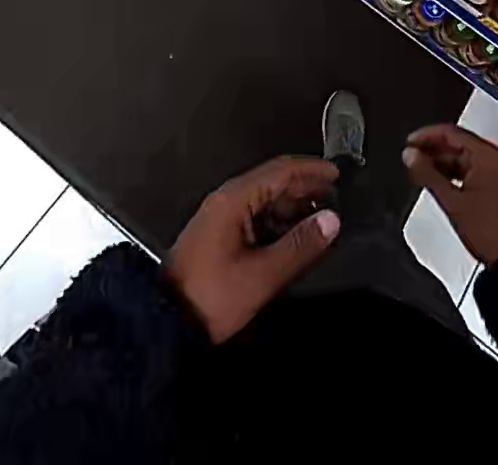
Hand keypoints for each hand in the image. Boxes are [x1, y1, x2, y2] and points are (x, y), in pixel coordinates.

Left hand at [164, 156, 340, 342]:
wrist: (160, 326)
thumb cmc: (211, 297)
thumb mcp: (261, 275)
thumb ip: (300, 245)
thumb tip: (332, 220)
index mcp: (234, 199)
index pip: (281, 170)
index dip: (312, 170)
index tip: (337, 175)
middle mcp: (227, 200)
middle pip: (274, 181)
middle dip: (306, 188)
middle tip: (334, 199)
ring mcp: (221, 217)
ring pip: (265, 200)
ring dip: (294, 206)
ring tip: (320, 219)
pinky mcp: (219, 235)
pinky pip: (256, 216)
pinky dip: (279, 220)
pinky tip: (295, 235)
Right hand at [403, 124, 497, 264]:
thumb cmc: (491, 231)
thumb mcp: (452, 200)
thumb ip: (428, 174)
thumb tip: (411, 156)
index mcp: (488, 156)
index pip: (452, 133)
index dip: (428, 135)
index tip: (411, 141)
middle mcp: (495, 160)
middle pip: (458, 144)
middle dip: (433, 148)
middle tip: (412, 154)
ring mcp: (497, 172)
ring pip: (463, 158)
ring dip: (441, 161)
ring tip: (419, 168)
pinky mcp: (495, 185)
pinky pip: (469, 170)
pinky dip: (452, 172)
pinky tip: (437, 180)